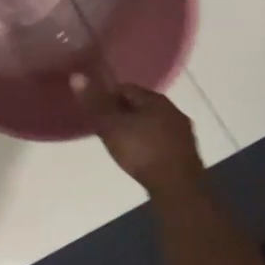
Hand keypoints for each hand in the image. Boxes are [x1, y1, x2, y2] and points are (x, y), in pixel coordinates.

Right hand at [72, 74, 203, 194]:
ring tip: (121, 144)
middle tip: (106, 130)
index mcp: (156, 100)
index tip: (97, 116)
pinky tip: (140, 156)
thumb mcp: (110, 126)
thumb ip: (95, 102)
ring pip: (152, 123)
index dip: (107, 99)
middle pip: (140, 105)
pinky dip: (148, 143)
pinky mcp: (187, 152)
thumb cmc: (141, 151)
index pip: (125, 88)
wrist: (177, 188)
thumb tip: (77, 75)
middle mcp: (174, 110)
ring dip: (136, 129)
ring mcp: (184, 132)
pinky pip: (161, 139)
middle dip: (122, 115)